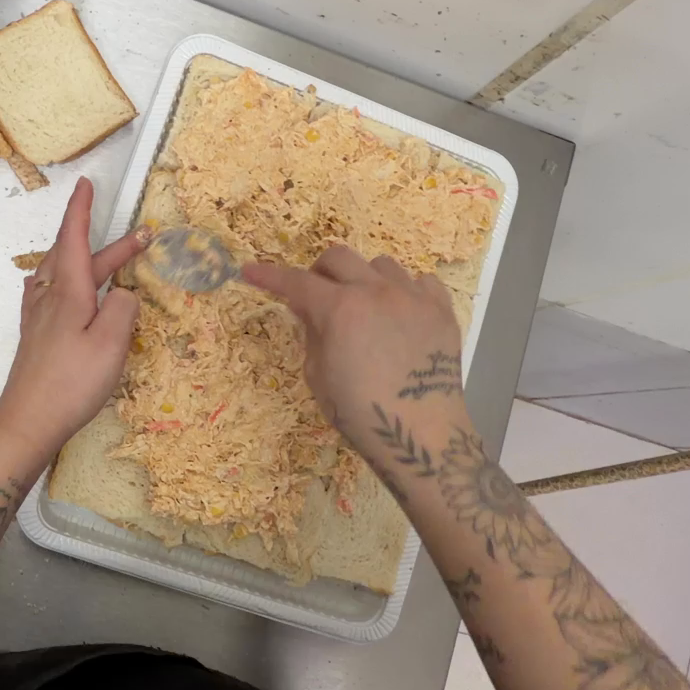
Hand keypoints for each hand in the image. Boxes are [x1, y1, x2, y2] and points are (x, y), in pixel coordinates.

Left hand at [0, 178, 143, 456]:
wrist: (28, 420)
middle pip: (75, 258)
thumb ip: (123, 309)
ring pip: (61, 275)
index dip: (81, 210)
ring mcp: (39, 317)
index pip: (74, 238)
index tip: (86, 184)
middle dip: (108, 246)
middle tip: (143, 239)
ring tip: (112, 262)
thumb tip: (124, 295)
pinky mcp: (36, 337)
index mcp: (67, 291)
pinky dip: (69, 282)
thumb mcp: (110, 343)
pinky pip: (52, 295)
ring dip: (88, 263)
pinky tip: (68, 293)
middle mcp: (48, 297)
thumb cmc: (72, 382)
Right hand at [243, 246, 468, 458]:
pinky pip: (419, 281)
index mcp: (340, 309)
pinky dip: (402, 291)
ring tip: (363, 307)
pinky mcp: (441, 309)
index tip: (249, 272)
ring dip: (362, 279)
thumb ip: (311, 334)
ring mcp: (413, 297)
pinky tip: (398, 313)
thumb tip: (307, 307)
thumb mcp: (318, 375)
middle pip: (338, 257)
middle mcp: (376, 292)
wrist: (420, 432)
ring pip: (380, 264)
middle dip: (318, 272)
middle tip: (316, 297)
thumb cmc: (359, 412)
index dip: (268, 276)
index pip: (295, 282)